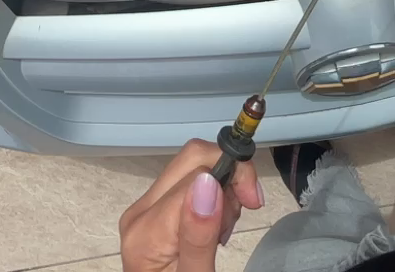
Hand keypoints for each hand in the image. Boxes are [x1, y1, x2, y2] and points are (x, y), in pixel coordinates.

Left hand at [118, 140, 263, 271]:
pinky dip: (212, 192)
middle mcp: (139, 211)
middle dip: (228, 173)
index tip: (255, 204)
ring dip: (222, 185)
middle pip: (191, 158)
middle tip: (247, 207)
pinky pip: (187, 181)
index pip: (197, 174)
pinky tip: (216, 225)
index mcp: (146, 231)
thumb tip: (207, 182)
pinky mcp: (153, 211)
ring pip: (192, 165)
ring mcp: (144, 210)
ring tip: (226, 229)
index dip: (232, 176)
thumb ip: (199, 237)